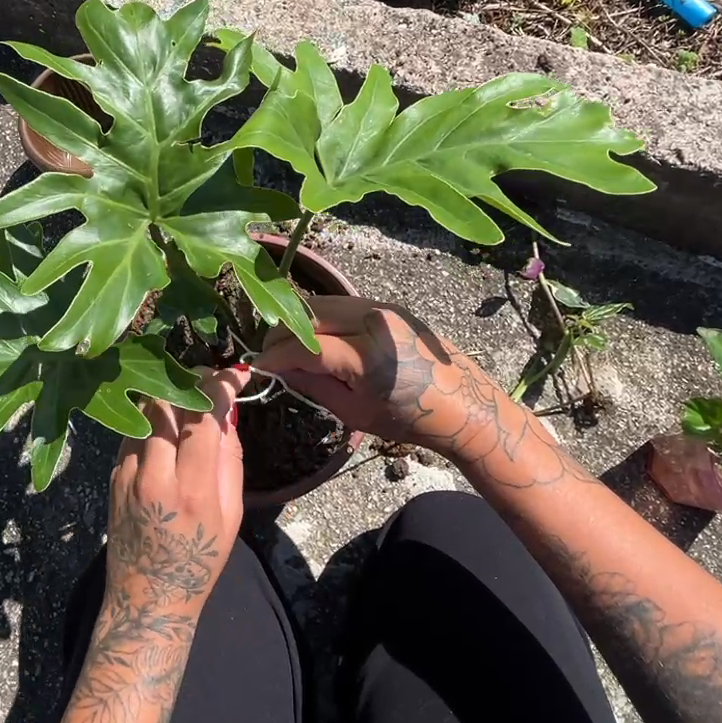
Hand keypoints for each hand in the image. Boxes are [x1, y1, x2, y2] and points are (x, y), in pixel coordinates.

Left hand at [104, 366, 248, 611]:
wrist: (148, 595)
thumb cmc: (200, 558)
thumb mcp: (231, 513)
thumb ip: (229, 458)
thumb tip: (227, 412)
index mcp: (191, 487)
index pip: (204, 415)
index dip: (222, 385)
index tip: (238, 374)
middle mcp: (154, 474)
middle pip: (169, 402)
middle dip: (195, 381)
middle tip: (212, 380)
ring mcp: (127, 471)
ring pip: (147, 409)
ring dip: (172, 395)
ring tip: (190, 396)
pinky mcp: (112, 472)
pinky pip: (133, 428)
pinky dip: (153, 417)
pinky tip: (167, 425)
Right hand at [254, 296, 502, 455]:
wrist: (463, 404)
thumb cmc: (408, 419)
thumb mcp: (354, 412)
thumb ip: (312, 386)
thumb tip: (279, 370)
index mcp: (366, 356)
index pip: (305, 347)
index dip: (276, 356)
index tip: (258, 366)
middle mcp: (373, 322)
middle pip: (309, 314)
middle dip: (282, 333)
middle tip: (269, 354)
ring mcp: (381, 307)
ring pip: (322, 303)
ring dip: (299, 322)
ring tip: (289, 346)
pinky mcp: (386, 304)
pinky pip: (341, 304)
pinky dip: (321, 317)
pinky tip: (315, 337)